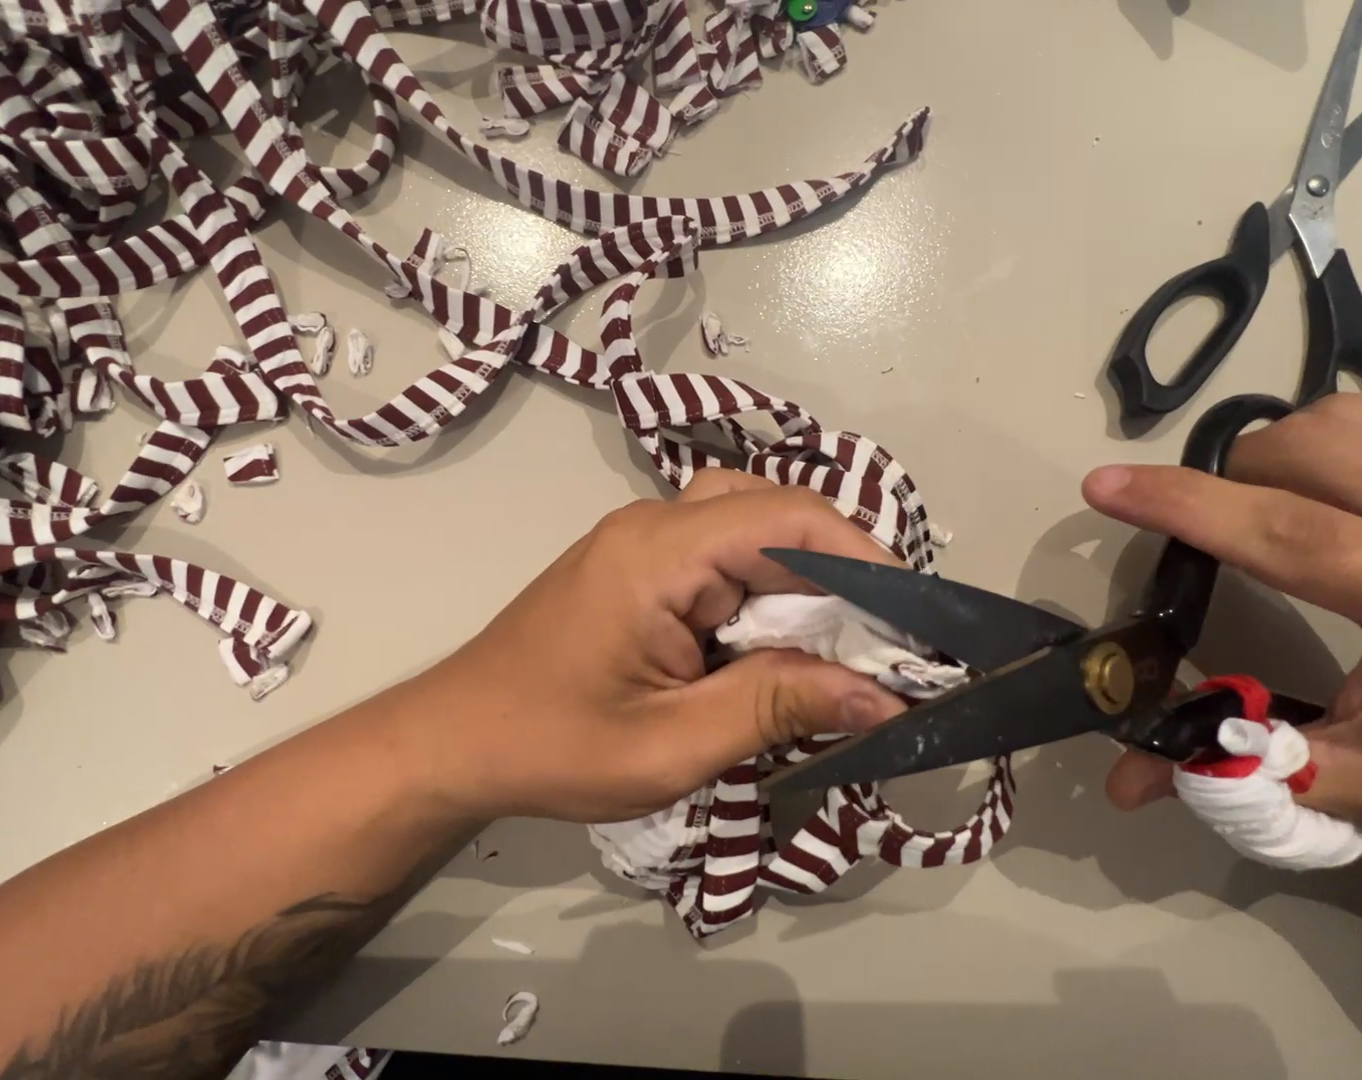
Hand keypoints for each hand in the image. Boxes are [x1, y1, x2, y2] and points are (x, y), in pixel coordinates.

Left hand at [394, 470, 907, 825]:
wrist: (455, 742)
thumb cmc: (552, 747)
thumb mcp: (674, 744)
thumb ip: (778, 707)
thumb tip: (882, 697)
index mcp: (656, 554)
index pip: (783, 515)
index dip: (859, 553)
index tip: (907, 616)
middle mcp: (650, 528)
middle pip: (768, 513)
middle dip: (834, 570)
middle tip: (878, 640)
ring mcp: (638, 546)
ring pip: (746, 532)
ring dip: (797, 582)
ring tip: (836, 647)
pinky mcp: (634, 572)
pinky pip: (717, 561)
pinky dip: (760, 595)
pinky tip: (775, 647)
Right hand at [1084, 393, 1361, 841]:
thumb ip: (1245, 767)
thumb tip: (1123, 787)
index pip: (1283, 531)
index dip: (1181, 505)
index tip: (1100, 488)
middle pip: (1308, 447)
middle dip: (1231, 474)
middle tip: (1216, 528)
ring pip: (1349, 420)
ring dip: (1280, 454)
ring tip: (1272, 510)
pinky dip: (1339, 459)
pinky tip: (1355, 516)